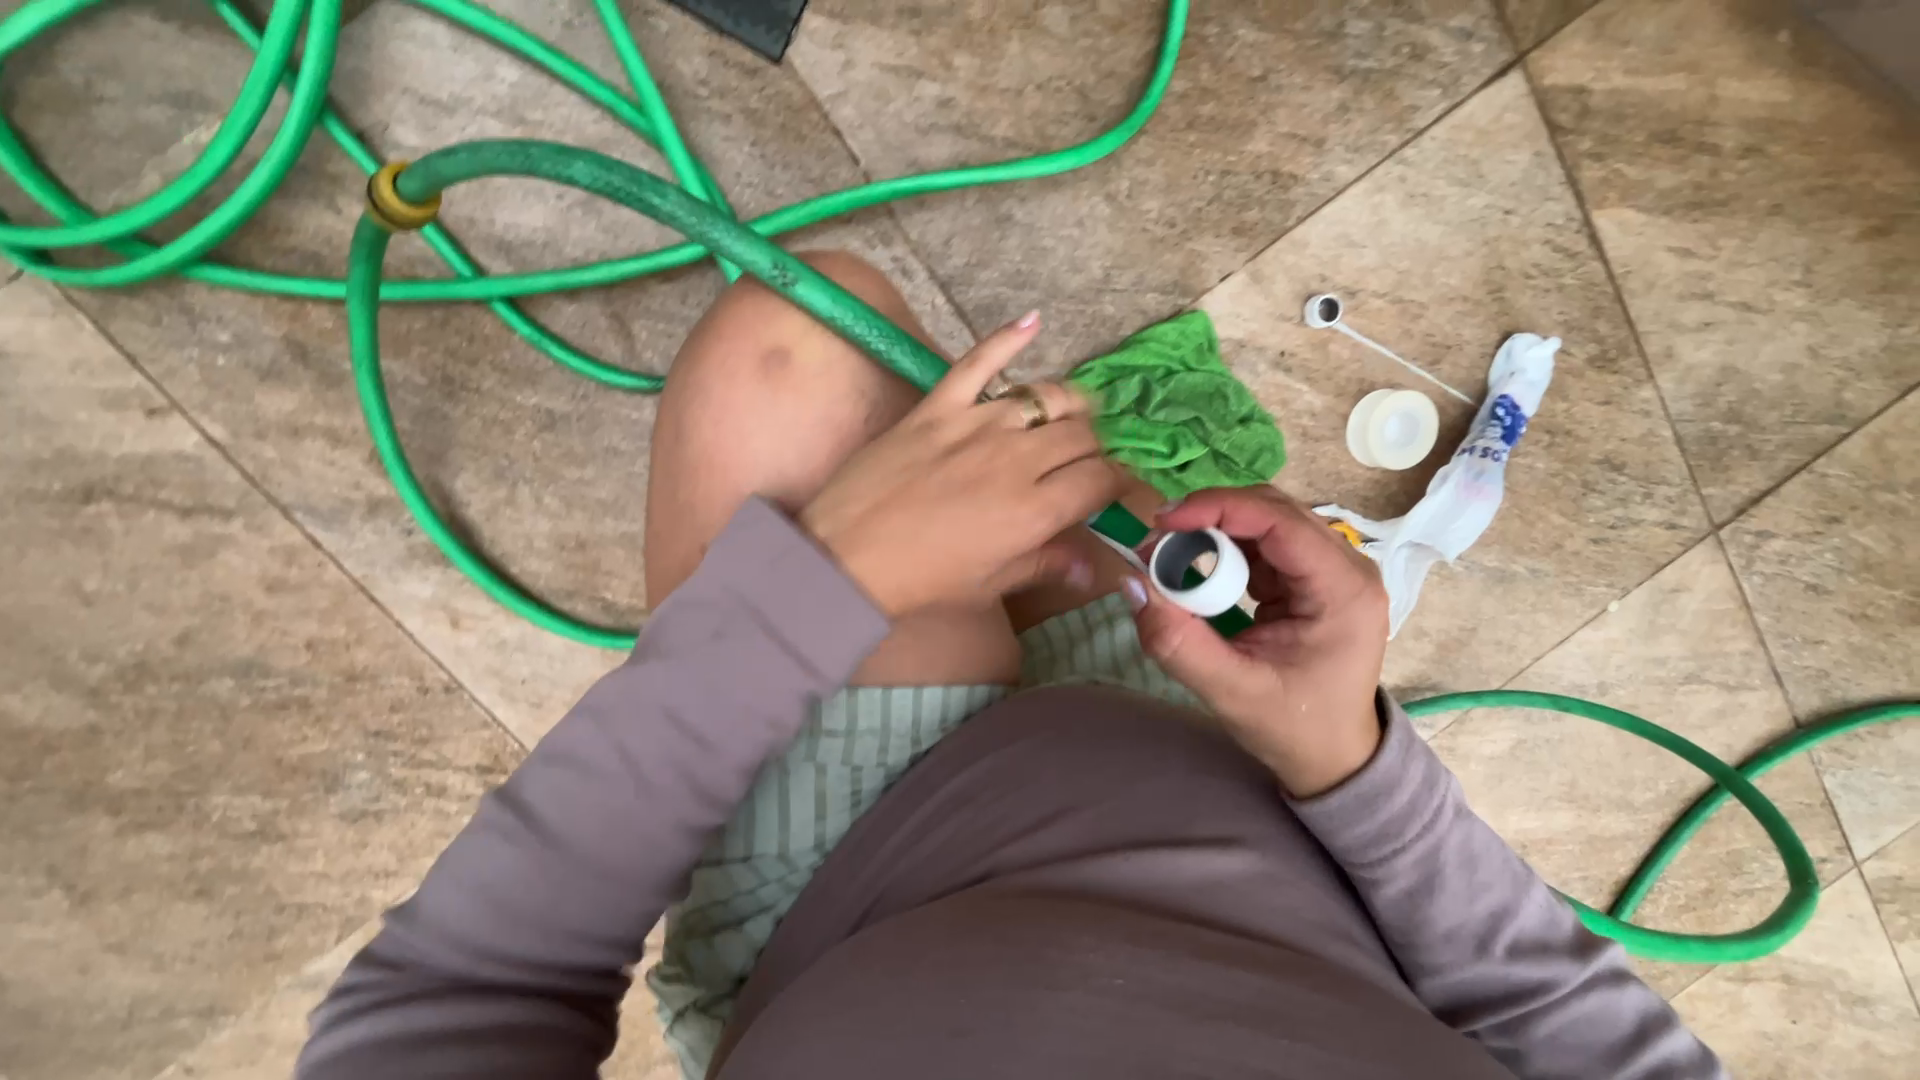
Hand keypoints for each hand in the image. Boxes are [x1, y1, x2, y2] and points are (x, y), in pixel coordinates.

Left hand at [801, 313, 1126, 616]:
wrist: (845, 557)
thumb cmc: (921, 580)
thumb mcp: (989, 584)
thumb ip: (1044, 565)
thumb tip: (1090, 566)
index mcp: (1035, 510)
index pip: (1101, 479)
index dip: (1120, 480)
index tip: (1119, 486)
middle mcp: (1017, 459)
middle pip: (1080, 435)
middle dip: (1098, 445)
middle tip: (1091, 457)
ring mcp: (976, 425)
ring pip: (1044, 396)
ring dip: (1070, 402)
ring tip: (1077, 410)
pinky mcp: (938, 406)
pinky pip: (979, 361)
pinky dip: (1006, 338)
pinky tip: (1032, 320)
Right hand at [1124, 487, 1389, 796]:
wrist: (1334, 758)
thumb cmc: (1294, 728)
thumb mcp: (1230, 691)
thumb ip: (1177, 641)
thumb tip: (1131, 584)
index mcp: (1343, 590)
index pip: (1280, 521)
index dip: (1218, 508)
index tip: (1163, 521)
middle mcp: (1346, 568)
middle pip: (1272, 511)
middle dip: (1209, 517)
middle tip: (1156, 540)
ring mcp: (1330, 570)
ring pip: (1264, 522)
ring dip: (1212, 531)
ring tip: (1166, 555)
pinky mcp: (1309, 578)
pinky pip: (1261, 544)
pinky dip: (1222, 549)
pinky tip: (1194, 568)